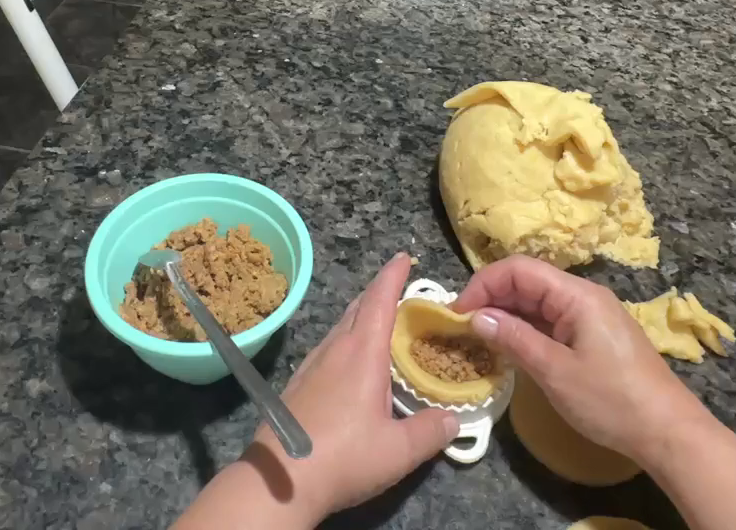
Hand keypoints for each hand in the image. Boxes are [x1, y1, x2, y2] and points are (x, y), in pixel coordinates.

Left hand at [174, 253, 457, 528]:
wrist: (281, 478)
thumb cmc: (343, 457)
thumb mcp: (398, 451)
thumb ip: (430, 432)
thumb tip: (454, 419)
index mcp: (362, 353)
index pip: (380, 300)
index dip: (393, 275)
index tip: (404, 256)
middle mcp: (336, 347)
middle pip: (358, 306)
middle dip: (379, 291)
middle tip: (399, 287)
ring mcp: (314, 363)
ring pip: (342, 325)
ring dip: (361, 313)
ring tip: (379, 318)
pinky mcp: (300, 381)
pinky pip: (330, 344)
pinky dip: (347, 337)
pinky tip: (350, 358)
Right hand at [452, 255, 709, 467]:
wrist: (670, 434)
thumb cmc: (612, 400)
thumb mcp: (555, 372)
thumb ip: (514, 339)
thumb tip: (475, 317)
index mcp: (577, 294)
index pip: (519, 269)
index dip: (484, 284)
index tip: (459, 312)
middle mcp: (583, 295)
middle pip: (528, 281)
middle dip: (492, 297)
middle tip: (464, 325)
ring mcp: (591, 315)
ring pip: (538, 301)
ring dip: (508, 313)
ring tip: (481, 336)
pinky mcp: (594, 335)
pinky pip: (551, 319)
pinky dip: (527, 327)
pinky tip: (511, 346)